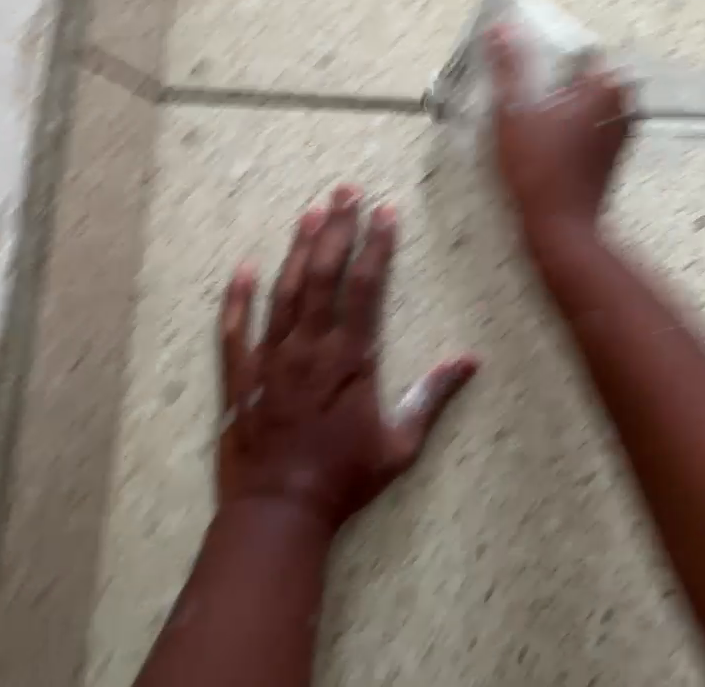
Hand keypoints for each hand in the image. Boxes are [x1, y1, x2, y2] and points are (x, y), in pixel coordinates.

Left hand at [215, 186, 478, 530]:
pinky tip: (242, 269)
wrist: (277, 513)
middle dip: (337, 229)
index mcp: (349, 358)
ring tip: (310, 213)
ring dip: (298, 249)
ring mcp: (269, 359)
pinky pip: (234, 330)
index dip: (377, 246)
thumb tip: (470, 361)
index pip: (366, 287)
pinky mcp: (239, 378)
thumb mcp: (401, 444)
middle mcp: (308, 347)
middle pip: (322, 275)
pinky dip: (236, 298)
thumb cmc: (344, 479)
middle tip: (345, 191)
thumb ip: (433, 397)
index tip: (385, 212)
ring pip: (283, 291)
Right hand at [485, 25, 633, 238]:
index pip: (580, 49)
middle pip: (581, 74)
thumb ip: (509, 65)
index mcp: (606, 87)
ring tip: (525, 111)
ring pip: (584, 100)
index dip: (550, 50)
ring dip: (558, 99)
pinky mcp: (609, 152)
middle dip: (552, 75)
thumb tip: (501, 28)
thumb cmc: (540, 171)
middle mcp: (621, 105)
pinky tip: (538, 135)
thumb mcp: (514, 111)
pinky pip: (586, 123)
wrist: (560, 226)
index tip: (525, 57)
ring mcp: (619, 131)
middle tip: (521, 87)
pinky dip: (565, 122)